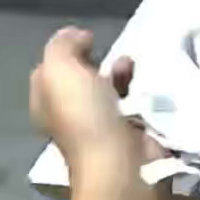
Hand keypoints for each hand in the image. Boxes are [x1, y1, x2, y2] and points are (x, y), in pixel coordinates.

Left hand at [29, 28, 148, 185]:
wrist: (122, 162)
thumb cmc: (85, 116)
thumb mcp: (59, 69)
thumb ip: (63, 46)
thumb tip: (79, 37)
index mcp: (47, 103)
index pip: (52, 69)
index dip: (68, 50)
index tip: (90, 39)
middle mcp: (72, 117)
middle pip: (84, 80)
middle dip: (100, 63)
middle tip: (116, 55)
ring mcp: (103, 129)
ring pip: (112, 93)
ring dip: (124, 77)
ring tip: (136, 68)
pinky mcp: (132, 136)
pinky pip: (137, 107)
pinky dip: (144, 95)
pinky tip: (151, 89)